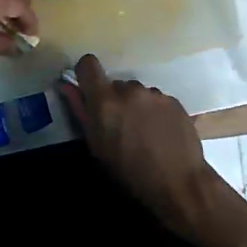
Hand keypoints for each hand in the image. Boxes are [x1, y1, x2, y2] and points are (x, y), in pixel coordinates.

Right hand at [59, 54, 225, 224]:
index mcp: (105, 100)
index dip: (86, 75)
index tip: (89, 91)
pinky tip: (161, 134)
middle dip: (115, 100)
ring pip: (138, 93)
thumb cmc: (130, 171)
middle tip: (121, 127)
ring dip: (137, 106)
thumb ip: (82, 113)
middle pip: (116, 84)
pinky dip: (156, 112)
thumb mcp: (98, 147)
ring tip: (144, 133)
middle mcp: (130, 89)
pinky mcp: (174, 101)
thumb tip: (67, 87)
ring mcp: (155, 94)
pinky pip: (157, 100)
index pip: (88, 64)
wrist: (178, 181)